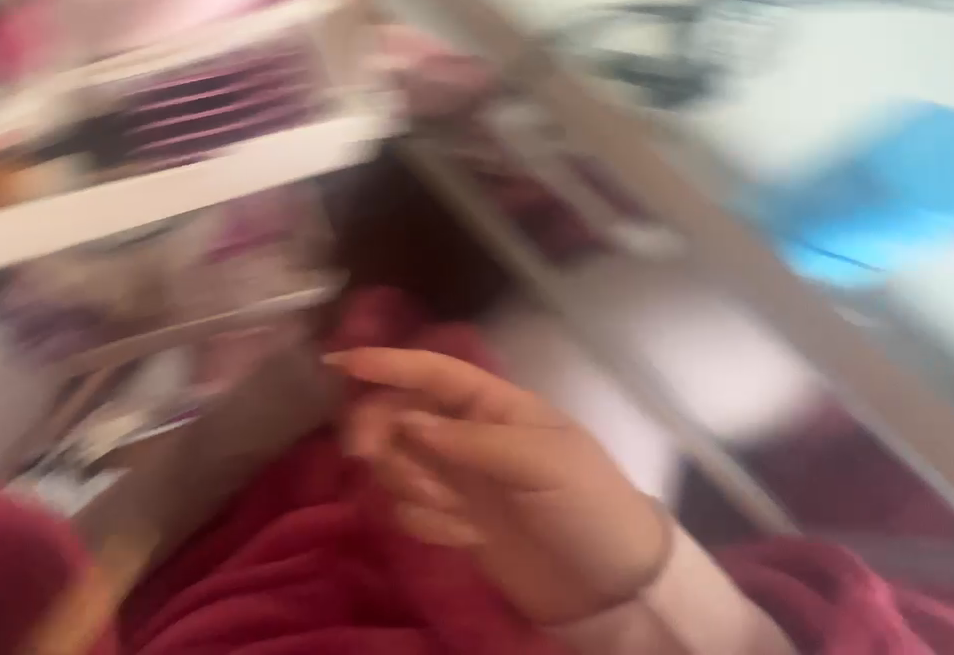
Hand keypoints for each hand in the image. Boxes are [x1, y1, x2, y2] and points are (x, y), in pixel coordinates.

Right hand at [328, 347, 670, 626]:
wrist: (615, 590)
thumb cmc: (586, 504)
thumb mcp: (542, 460)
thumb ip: (471, 440)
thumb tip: (407, 421)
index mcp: (491, 403)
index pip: (428, 371)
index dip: (384, 363)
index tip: (337, 363)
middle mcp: (464, 432)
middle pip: (397, 413)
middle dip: (378, 430)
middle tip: (366, 454)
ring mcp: (455, 476)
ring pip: (395, 460)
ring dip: (407, 482)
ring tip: (452, 511)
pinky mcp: (450, 518)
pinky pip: (407, 508)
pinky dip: (424, 521)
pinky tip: (464, 537)